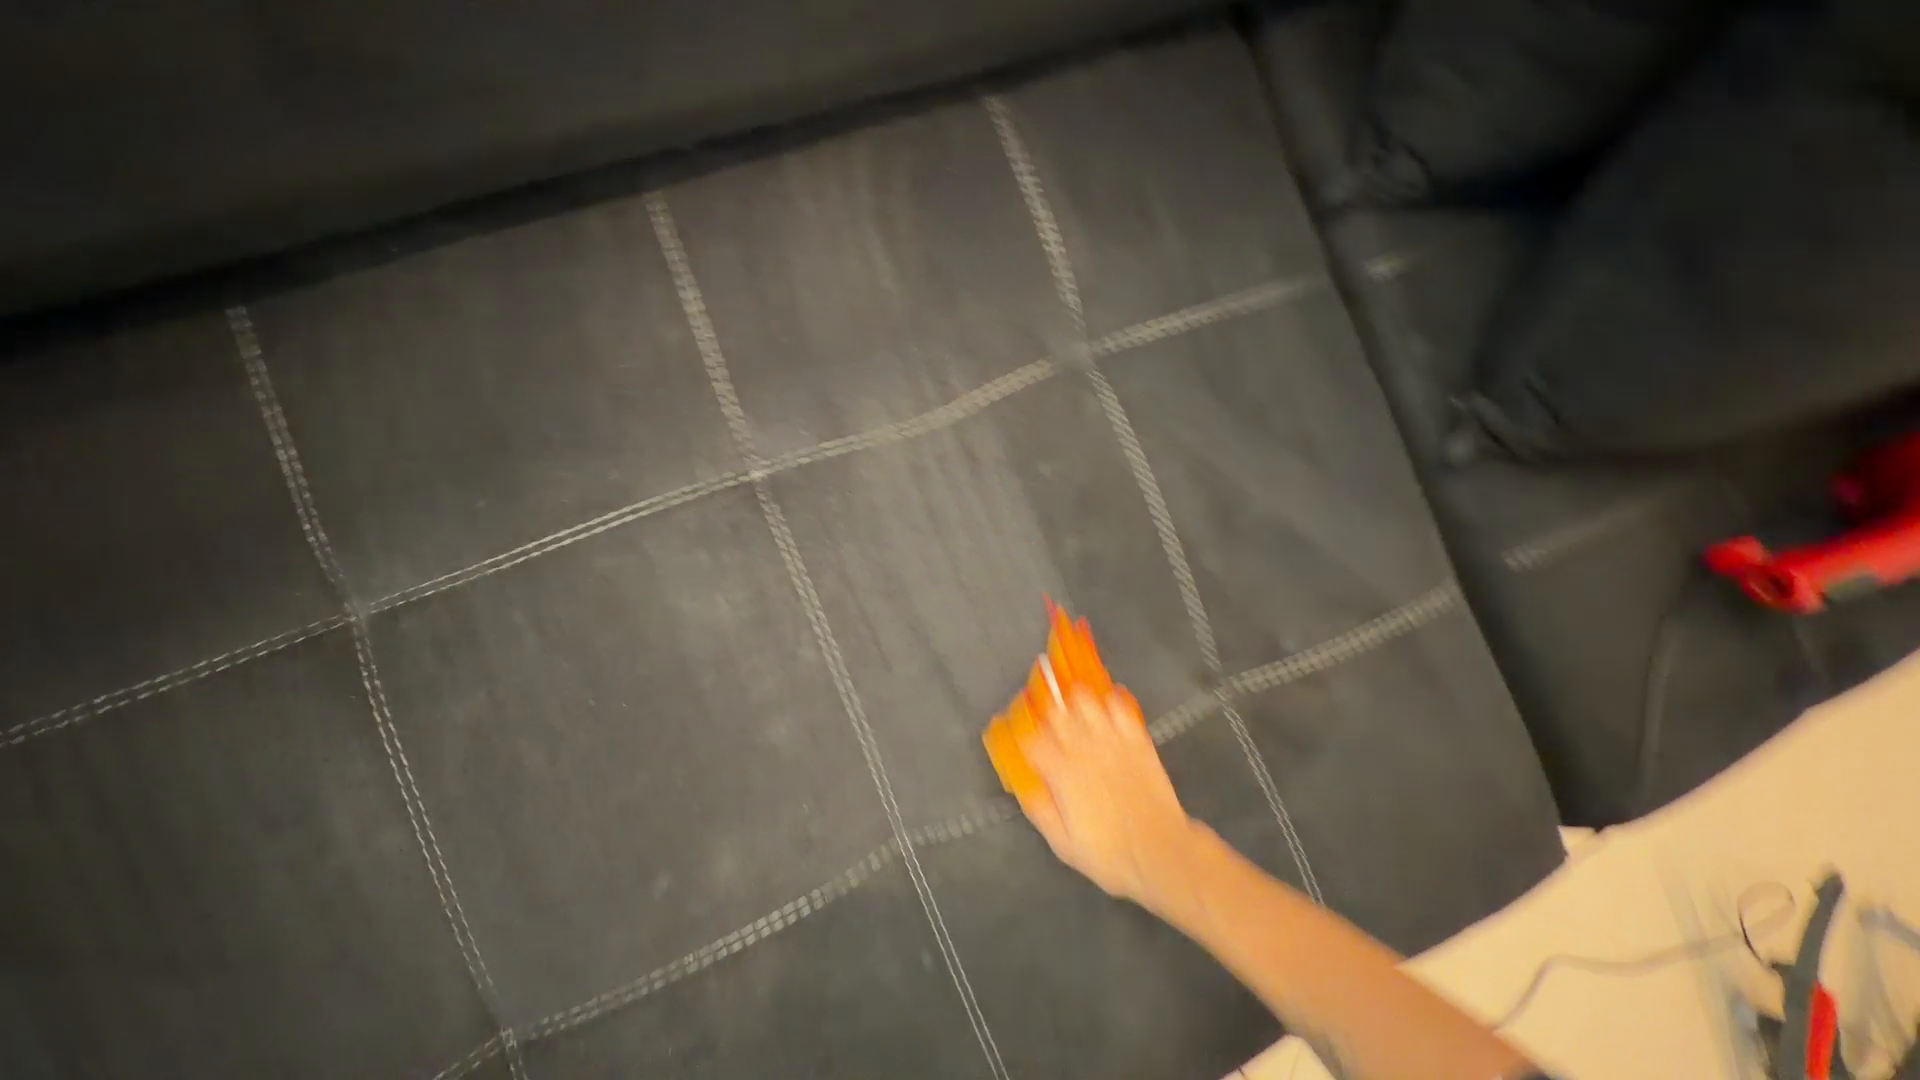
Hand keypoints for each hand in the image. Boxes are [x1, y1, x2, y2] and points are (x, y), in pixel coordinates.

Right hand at [1018, 687, 1203, 912]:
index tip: (1021, 737)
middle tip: (1046, 717)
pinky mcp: (1137, 740)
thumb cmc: (1109, 854)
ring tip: (1074, 705)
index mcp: (1061, 773)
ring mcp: (1113, 741)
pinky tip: (1107, 706)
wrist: (1161, 852)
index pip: (1032, 739)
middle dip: (1047, 710)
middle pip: (1056, 711)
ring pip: (1086, 700)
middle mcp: (1084, 750)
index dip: (1022, 734)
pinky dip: (1111, 700)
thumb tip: (1024, 788)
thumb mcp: (1062, 843)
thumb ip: (1040, 810)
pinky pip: (1121, 706)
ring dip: (1076, 699)